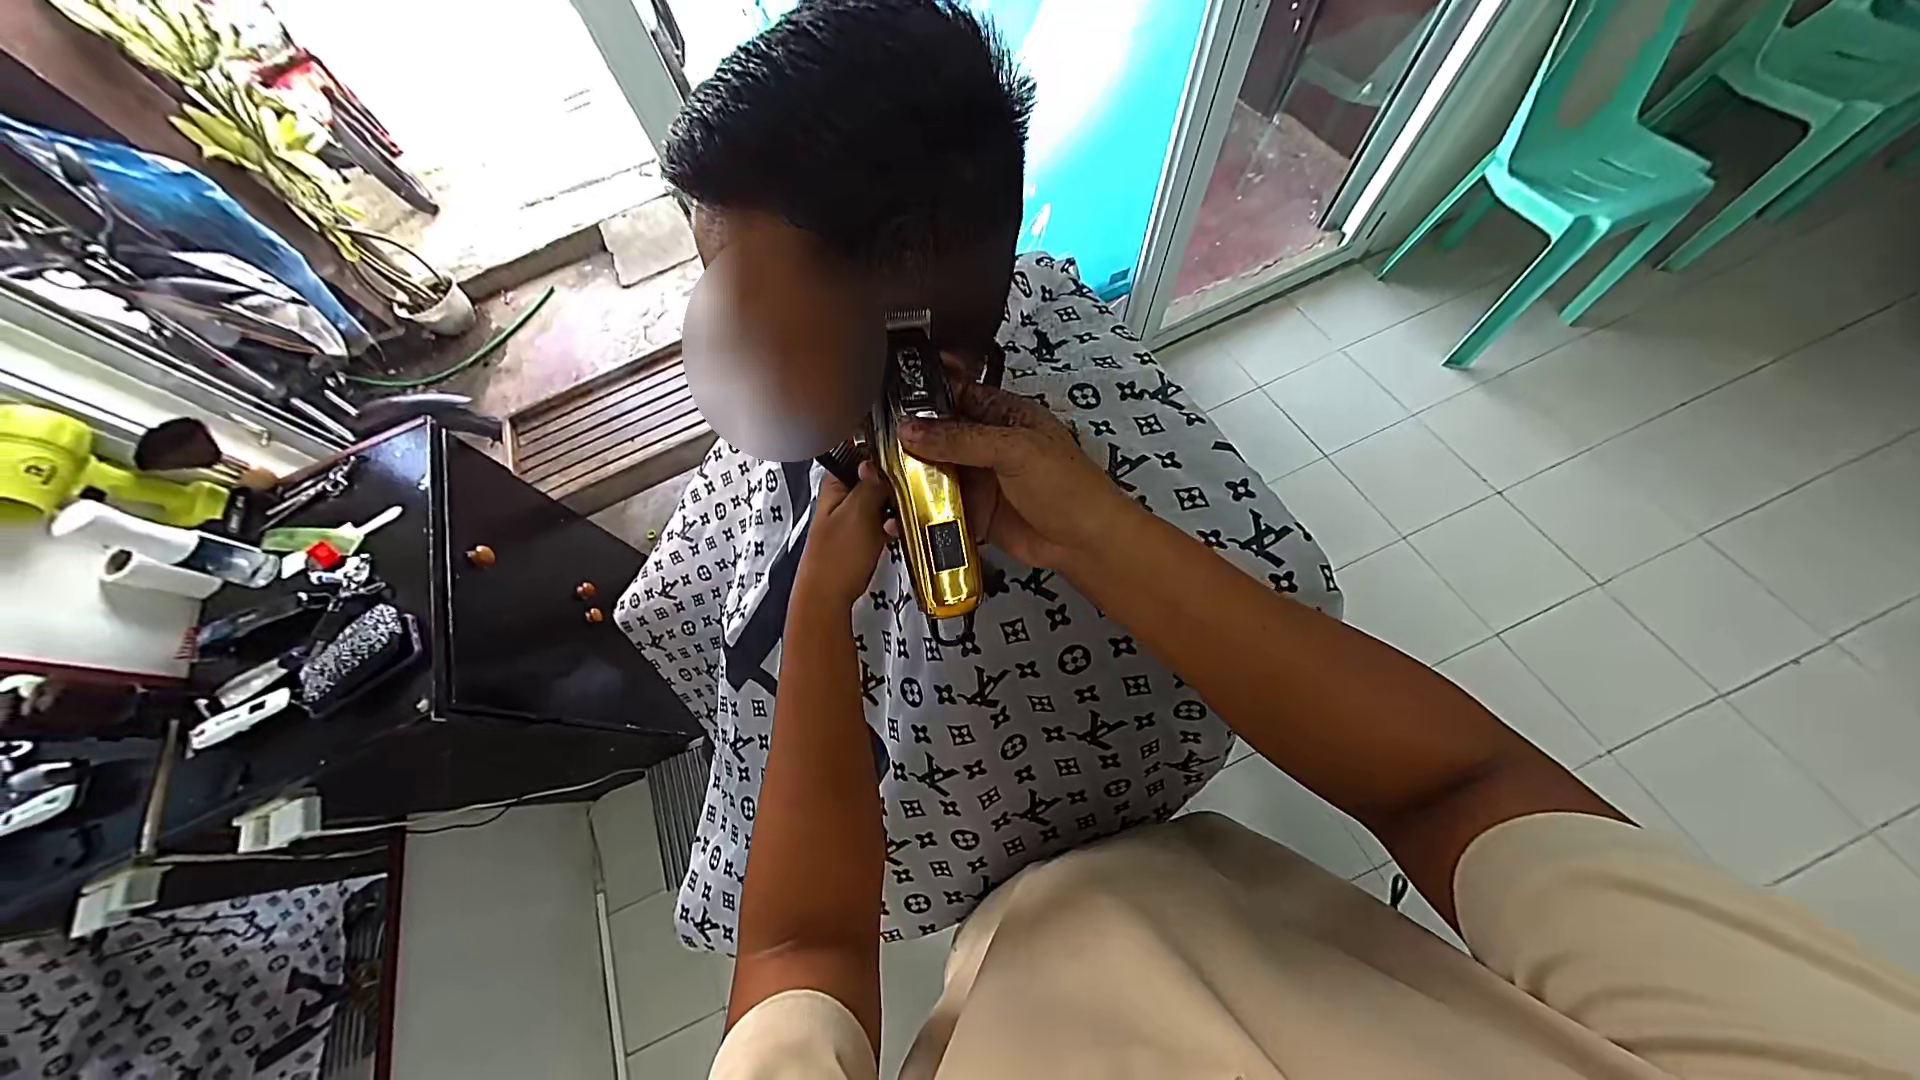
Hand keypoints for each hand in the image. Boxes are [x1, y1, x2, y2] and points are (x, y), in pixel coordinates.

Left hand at [792, 460, 890, 613]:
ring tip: (894, 522)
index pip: (861, 454)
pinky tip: (893, 535)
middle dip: (893, 487)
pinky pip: (886, 521)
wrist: (829, 596)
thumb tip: (882, 460)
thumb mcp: (858, 513)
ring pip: (884, 500)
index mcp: (836, 484)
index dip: (882, 455)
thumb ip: (871, 483)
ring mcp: (855, 515)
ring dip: (895, 509)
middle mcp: (845, 497)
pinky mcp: (865, 533)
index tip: (901, 462)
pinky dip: (892, 526)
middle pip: (877, 477)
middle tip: (901, 496)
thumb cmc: (834, 559)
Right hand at [898, 380, 1132, 568]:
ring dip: (908, 479)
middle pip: (939, 437)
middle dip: (908, 442)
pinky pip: (941, 510)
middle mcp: (989, 445)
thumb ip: (962, 438)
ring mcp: (982, 480)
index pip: (959, 394)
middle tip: (875, 446)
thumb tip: (913, 430)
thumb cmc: (1068, 486)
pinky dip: (920, 514)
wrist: (1085, 542)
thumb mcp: (1014, 450)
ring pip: (935, 474)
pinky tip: (899, 518)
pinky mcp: (976, 513)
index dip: (926, 395)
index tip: (891, 398)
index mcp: (1004, 416)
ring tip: (879, 482)